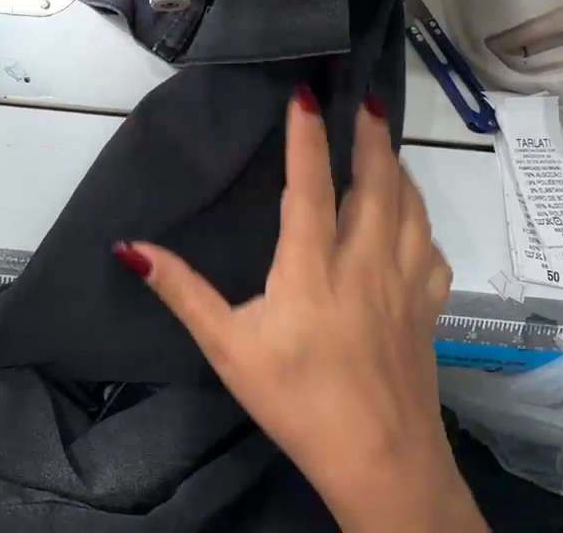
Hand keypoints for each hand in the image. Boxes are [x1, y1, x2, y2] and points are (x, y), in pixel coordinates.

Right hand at [116, 90, 484, 532]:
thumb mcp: (227, 348)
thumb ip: (181, 292)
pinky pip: (431, 250)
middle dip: (369, 137)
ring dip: (398, 170)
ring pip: (411, 212)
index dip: (305, 138)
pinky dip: (421, 220)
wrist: (385, 468)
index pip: (310, 187)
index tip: (305, 94)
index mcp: (312, 269)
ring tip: (383, 143)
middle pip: (376, 186)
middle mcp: (365, 266)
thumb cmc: (298, 403)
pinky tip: (410, 220)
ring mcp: (404, 288)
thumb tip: (131, 247)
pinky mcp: (427, 312)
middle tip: (361, 98)